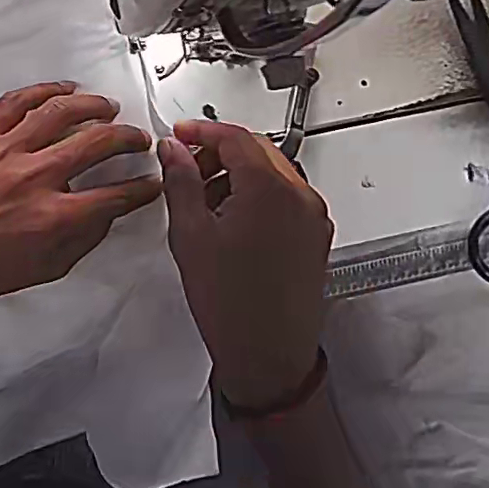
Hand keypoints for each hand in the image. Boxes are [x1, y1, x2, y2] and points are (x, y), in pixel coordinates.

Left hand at [0, 81, 162, 338]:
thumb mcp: (48, 267)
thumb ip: (85, 238)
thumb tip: (109, 213)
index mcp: (52, 216)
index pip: (115, 195)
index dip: (141, 188)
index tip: (149, 182)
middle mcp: (33, 178)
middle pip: (97, 142)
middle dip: (128, 138)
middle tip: (137, 139)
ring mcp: (6, 153)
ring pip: (60, 111)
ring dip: (93, 105)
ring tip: (108, 107)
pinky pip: (16, 102)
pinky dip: (44, 90)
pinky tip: (63, 90)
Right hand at [157, 119, 332, 409]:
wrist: (268, 355)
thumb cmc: (234, 307)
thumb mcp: (190, 235)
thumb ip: (180, 182)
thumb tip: (174, 151)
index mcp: (271, 190)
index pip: (236, 137)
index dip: (202, 131)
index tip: (181, 135)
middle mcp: (300, 198)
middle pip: (257, 150)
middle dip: (218, 151)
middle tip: (185, 165)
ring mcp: (312, 218)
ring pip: (271, 172)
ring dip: (236, 173)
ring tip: (202, 200)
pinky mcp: (314, 237)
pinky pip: (283, 197)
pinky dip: (254, 195)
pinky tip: (227, 220)